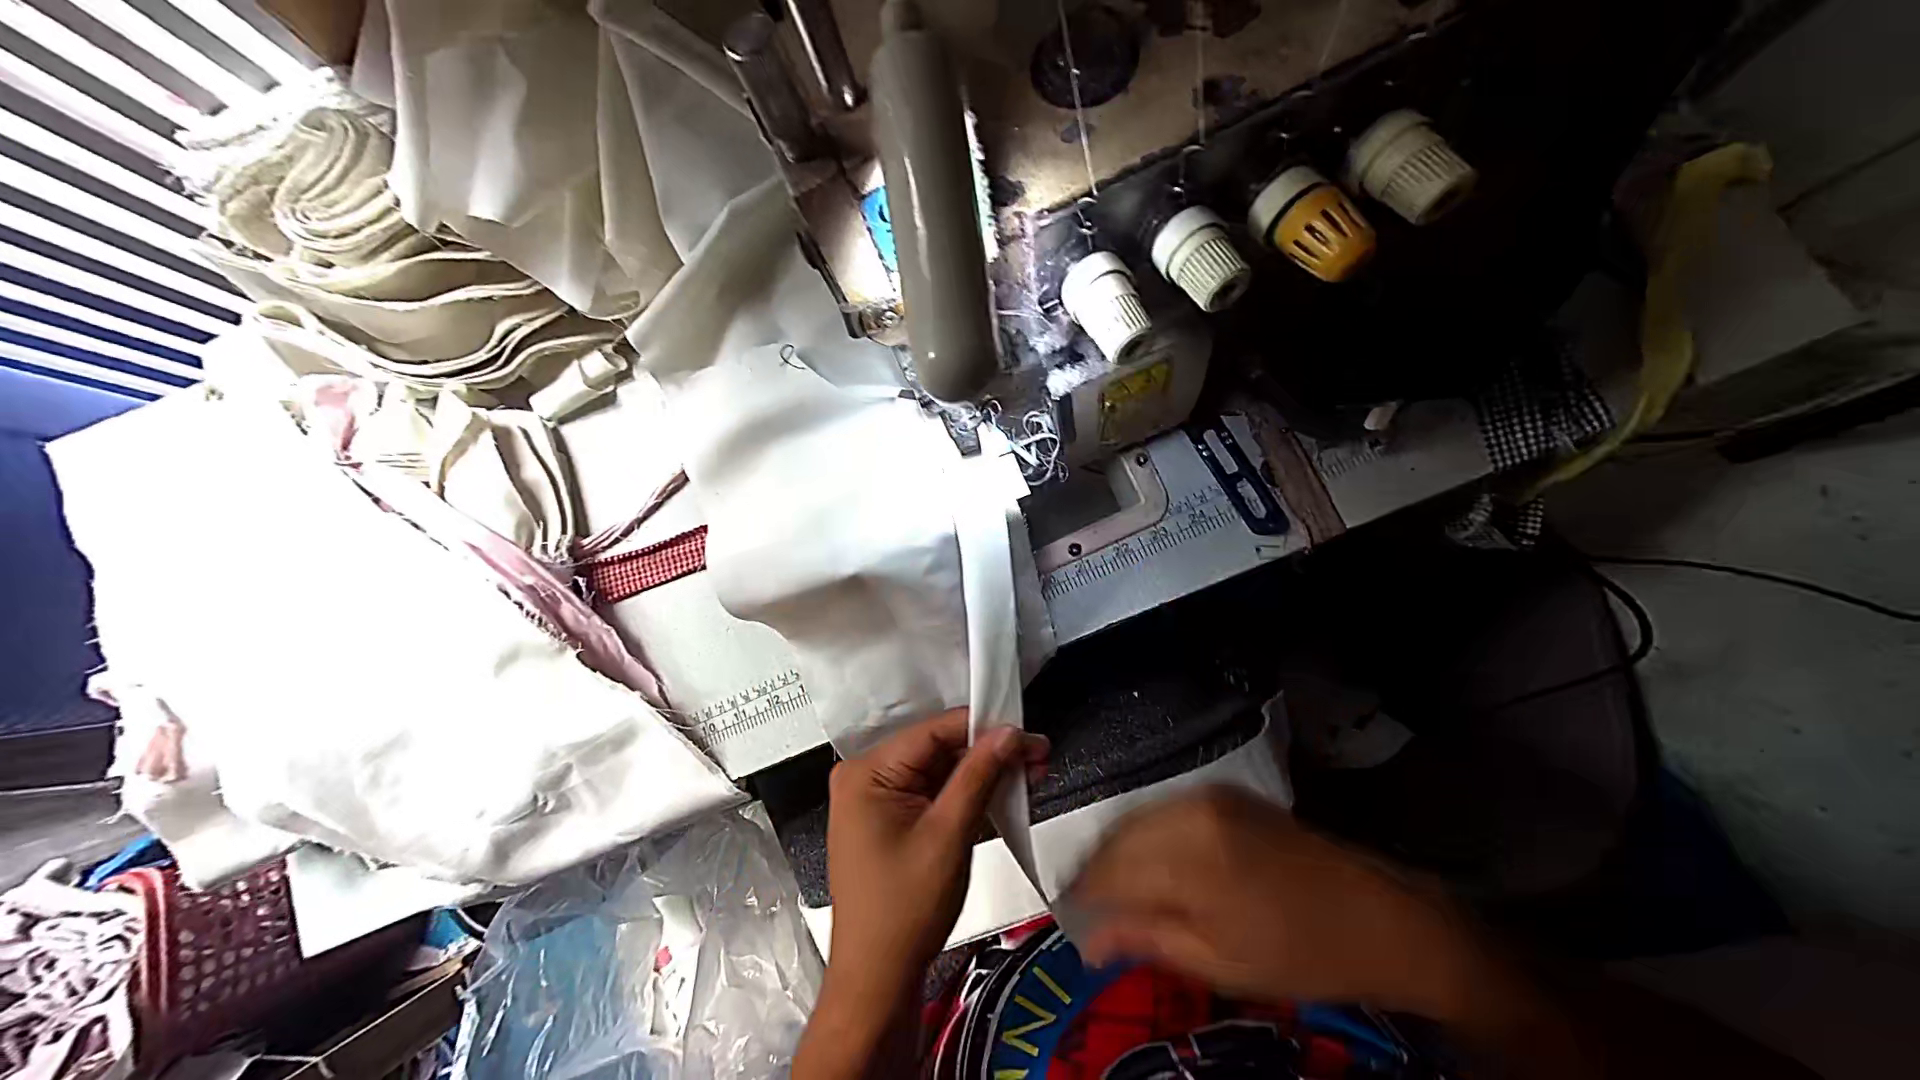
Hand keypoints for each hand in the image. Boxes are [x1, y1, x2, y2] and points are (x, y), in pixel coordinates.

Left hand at [825, 708, 1047, 995]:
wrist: (879, 979)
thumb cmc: (903, 912)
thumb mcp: (948, 835)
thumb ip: (978, 776)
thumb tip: (1006, 733)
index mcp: (866, 774)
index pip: (932, 732)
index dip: (981, 727)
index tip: (1023, 731)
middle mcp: (864, 779)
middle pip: (937, 748)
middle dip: (987, 752)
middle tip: (1034, 754)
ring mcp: (876, 800)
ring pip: (939, 770)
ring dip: (982, 773)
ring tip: (1026, 773)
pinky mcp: (890, 819)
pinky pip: (932, 792)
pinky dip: (966, 793)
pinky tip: (1000, 792)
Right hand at [1069, 786, 1496, 1022]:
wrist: (1380, 918)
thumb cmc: (1302, 955)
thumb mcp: (1221, 964)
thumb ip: (1147, 939)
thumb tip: (1088, 940)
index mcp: (1192, 860)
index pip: (1111, 870)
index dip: (1084, 892)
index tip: (1069, 913)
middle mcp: (1193, 814)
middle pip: (1118, 836)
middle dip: (1096, 868)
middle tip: (1087, 902)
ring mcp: (1209, 796)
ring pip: (1136, 817)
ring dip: (1117, 849)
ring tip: (1112, 884)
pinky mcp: (1223, 792)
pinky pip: (1162, 808)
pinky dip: (1145, 832)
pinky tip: (1146, 858)